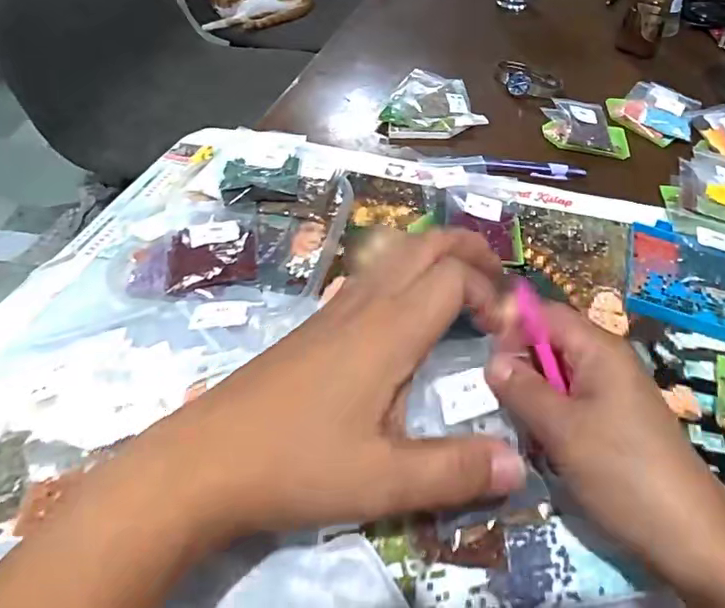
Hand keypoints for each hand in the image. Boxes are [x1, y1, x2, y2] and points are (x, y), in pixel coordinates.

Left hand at [105, 229, 525, 542]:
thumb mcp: (382, 482)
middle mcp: (368, 302)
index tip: (508, 332)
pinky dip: (406, 268)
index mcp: (391, 328)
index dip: (491, 293)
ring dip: (438, 254)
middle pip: (428, 243)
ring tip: (464, 287)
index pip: (455, 276)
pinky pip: (373, 270)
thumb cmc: (297, 465)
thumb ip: (454, 471)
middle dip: (471, 250)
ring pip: (398, 250)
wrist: (205, 459)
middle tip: (502, 283)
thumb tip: (519, 462)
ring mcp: (339, 305)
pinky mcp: (319, 319)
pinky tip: (405, 308)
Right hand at [487, 298, 724, 607]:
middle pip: (551, 344)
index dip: (512, 326)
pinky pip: (575, 404)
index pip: (545, 312)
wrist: (691, 535)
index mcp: (598, 347)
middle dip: (521, 368)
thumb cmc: (622, 471)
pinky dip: (555, 421)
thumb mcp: (562, 430)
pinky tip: (548, 451)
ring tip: (523, 433)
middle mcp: (607, 360)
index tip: (486, 361)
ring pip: (559, 378)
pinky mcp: (618, 421)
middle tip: (498, 403)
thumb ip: (523, 389)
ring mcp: (615, 391)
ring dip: (536, 401)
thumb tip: (492, 360)